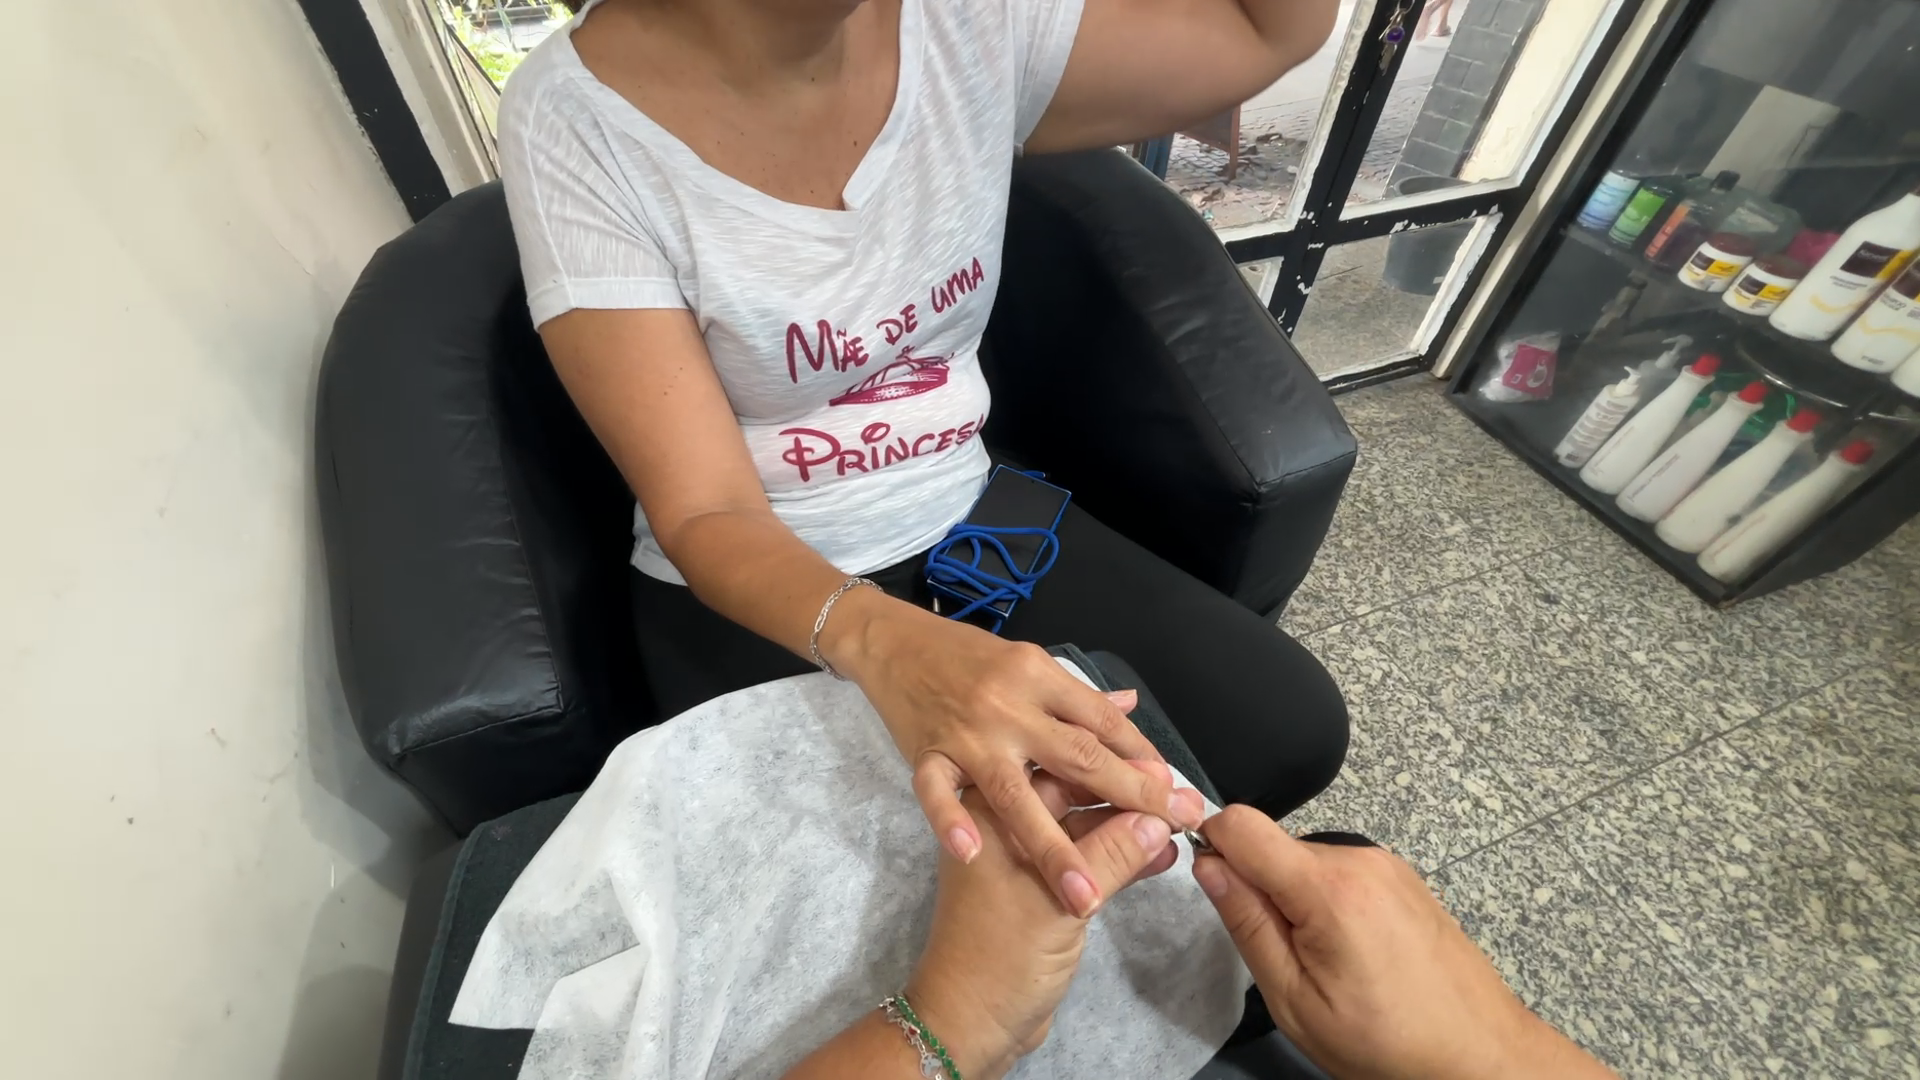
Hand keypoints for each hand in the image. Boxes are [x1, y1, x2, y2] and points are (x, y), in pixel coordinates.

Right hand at [821, 590, 1203, 915]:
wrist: (894, 641)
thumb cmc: (964, 653)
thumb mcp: (1026, 663)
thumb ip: (1073, 693)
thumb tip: (1128, 707)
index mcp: (1037, 674)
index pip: (1102, 720)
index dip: (1142, 755)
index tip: (1174, 788)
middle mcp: (1008, 704)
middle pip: (1078, 755)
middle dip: (1132, 795)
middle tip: (1179, 826)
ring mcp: (967, 733)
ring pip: (1015, 793)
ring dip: (1052, 847)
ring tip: (1086, 897)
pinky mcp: (926, 754)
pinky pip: (937, 792)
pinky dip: (950, 820)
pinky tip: (971, 850)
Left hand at [906, 773, 1181, 1079]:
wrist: (971, 1023)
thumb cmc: (999, 952)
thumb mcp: (1060, 899)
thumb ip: (1111, 854)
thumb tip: (1160, 815)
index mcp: (994, 807)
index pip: (1059, 770)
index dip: (1112, 769)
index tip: (1162, 772)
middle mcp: (1008, 819)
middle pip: (1076, 794)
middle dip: (1128, 795)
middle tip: (1179, 795)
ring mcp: (1027, 853)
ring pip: (1086, 826)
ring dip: (1131, 828)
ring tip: (1180, 824)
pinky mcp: (1044, 884)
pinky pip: (1087, 857)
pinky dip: (1121, 857)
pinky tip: (1161, 854)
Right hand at [1192, 807, 1618, 1079]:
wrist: (1490, 1061)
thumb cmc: (1391, 1045)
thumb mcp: (1296, 1002)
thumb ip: (1247, 924)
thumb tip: (1208, 865)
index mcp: (1326, 888)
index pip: (1240, 823)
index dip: (1213, 843)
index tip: (1218, 886)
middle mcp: (1355, 858)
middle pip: (1270, 843)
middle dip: (1260, 884)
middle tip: (1285, 949)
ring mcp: (1381, 860)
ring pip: (1301, 857)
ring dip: (1294, 893)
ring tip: (1327, 955)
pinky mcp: (1398, 870)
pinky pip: (1335, 866)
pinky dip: (1325, 895)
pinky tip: (1354, 946)